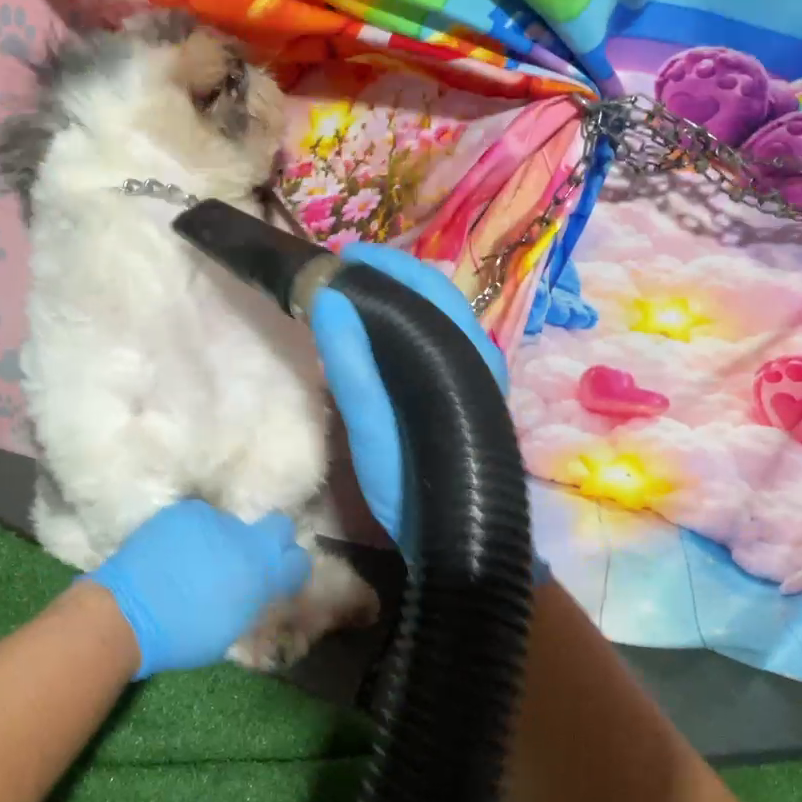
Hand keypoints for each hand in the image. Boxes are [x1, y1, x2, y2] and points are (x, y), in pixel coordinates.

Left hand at [83, 500, 310, 679]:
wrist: (129, 612)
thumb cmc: (183, 636)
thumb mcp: (232, 628)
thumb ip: (254, 601)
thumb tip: (259, 590)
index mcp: (262, 574)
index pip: (299, 561)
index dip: (291, 569)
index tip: (279, 577)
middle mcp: (246, 539)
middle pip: (279, 526)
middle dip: (272, 540)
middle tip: (247, 559)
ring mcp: (214, 520)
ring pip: (232, 525)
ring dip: (223, 540)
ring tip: (196, 561)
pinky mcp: (185, 511)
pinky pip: (200, 520)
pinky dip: (195, 534)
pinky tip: (175, 553)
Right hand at [309, 244, 544, 580]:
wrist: (453, 543)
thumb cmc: (413, 488)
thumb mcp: (374, 431)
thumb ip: (353, 369)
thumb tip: (327, 301)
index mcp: (461, 355)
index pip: (422, 287)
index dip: (381, 265)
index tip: (337, 258)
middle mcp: (475, 353)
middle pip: (431, 295)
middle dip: (384, 278)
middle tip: (334, 275)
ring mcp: (473, 372)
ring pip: (433, 316)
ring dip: (391, 300)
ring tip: (345, 298)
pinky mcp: (462, 391)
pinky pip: (432, 341)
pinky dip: (400, 326)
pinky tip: (371, 335)